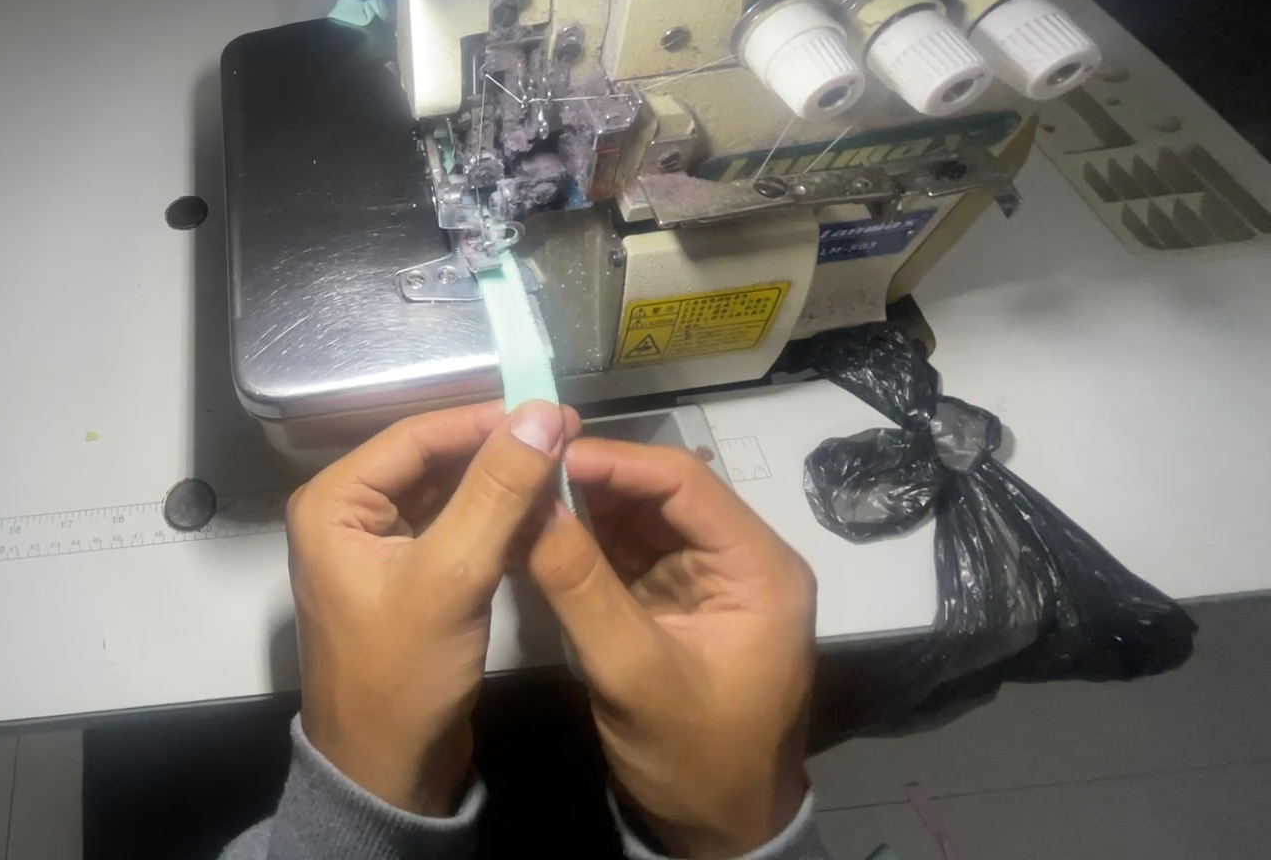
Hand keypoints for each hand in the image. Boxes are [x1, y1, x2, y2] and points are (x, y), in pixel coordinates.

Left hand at [289, 400, 576, 814]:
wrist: (386, 774)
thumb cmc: (403, 675)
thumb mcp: (452, 576)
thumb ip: (496, 492)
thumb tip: (539, 415)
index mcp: (334, 500)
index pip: (415, 437)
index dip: (482, 419)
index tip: (549, 411)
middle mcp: (346, 509)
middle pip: (429, 460)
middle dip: (494, 450)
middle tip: (562, 436)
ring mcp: (373, 541)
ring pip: (443, 491)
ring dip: (496, 482)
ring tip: (558, 466)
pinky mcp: (403, 569)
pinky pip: (448, 525)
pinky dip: (490, 517)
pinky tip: (535, 511)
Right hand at [527, 440, 816, 857]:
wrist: (713, 830)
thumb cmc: (694, 757)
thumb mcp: (633, 673)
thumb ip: (580, 586)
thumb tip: (531, 506)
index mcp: (757, 568)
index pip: (684, 482)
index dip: (614, 460)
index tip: (546, 453)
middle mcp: (733, 556)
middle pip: (656, 489)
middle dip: (589, 477)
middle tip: (523, 468)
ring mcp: (698, 572)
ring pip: (632, 510)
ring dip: (577, 500)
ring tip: (520, 490)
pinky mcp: (665, 590)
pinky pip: (617, 542)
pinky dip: (575, 533)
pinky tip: (534, 525)